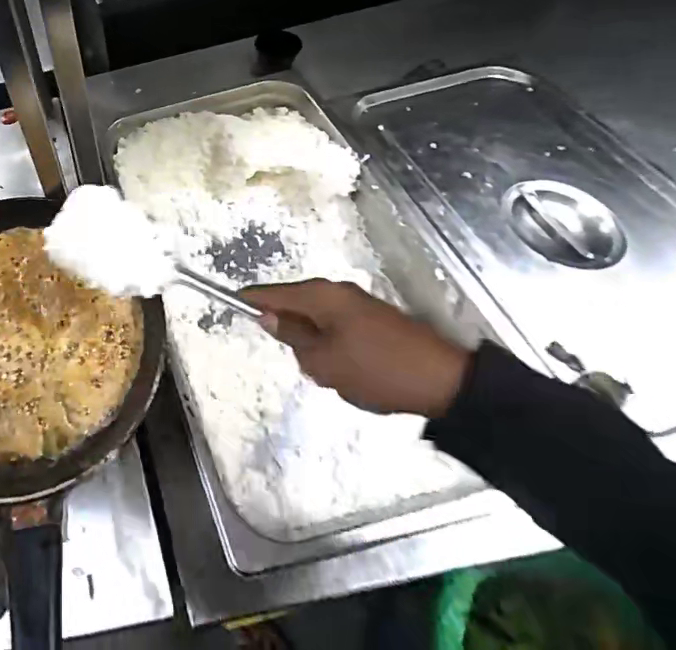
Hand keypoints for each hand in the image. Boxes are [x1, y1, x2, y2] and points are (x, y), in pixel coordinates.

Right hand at [240, 279, 469, 417]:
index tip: (229, 305)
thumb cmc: (376, 370)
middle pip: (293, 304)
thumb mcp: (324, 362)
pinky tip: (348, 371)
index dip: (249, 300)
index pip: (271, 292)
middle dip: (288, 331)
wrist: (447, 382)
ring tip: (331, 373)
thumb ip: (292, 338)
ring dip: (313, 344)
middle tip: (299, 361)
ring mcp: (357, 304)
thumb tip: (269, 317)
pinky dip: (332, 346)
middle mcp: (336, 292)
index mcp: (320, 296)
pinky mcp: (373, 320)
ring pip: (315, 320)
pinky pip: (336, 328)